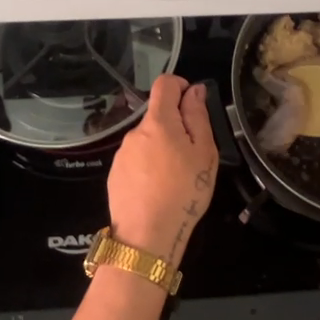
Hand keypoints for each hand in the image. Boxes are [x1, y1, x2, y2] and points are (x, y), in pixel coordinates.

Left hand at [107, 75, 217, 264]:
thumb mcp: (204, 153)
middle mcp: (135, 132)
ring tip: (175, 179)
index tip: (193, 104)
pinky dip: (148, 167)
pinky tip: (157, 190)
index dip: (181, 86)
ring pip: (147, 141)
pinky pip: (136, 161)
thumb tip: (193, 90)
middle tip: (192, 156)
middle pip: (157, 116)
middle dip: (175, 127)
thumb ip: (198, 117)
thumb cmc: (184, 192)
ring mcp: (121, 154)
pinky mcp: (115, 174)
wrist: (146, 236)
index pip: (164, 84)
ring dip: (161, 149)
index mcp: (158, 122)